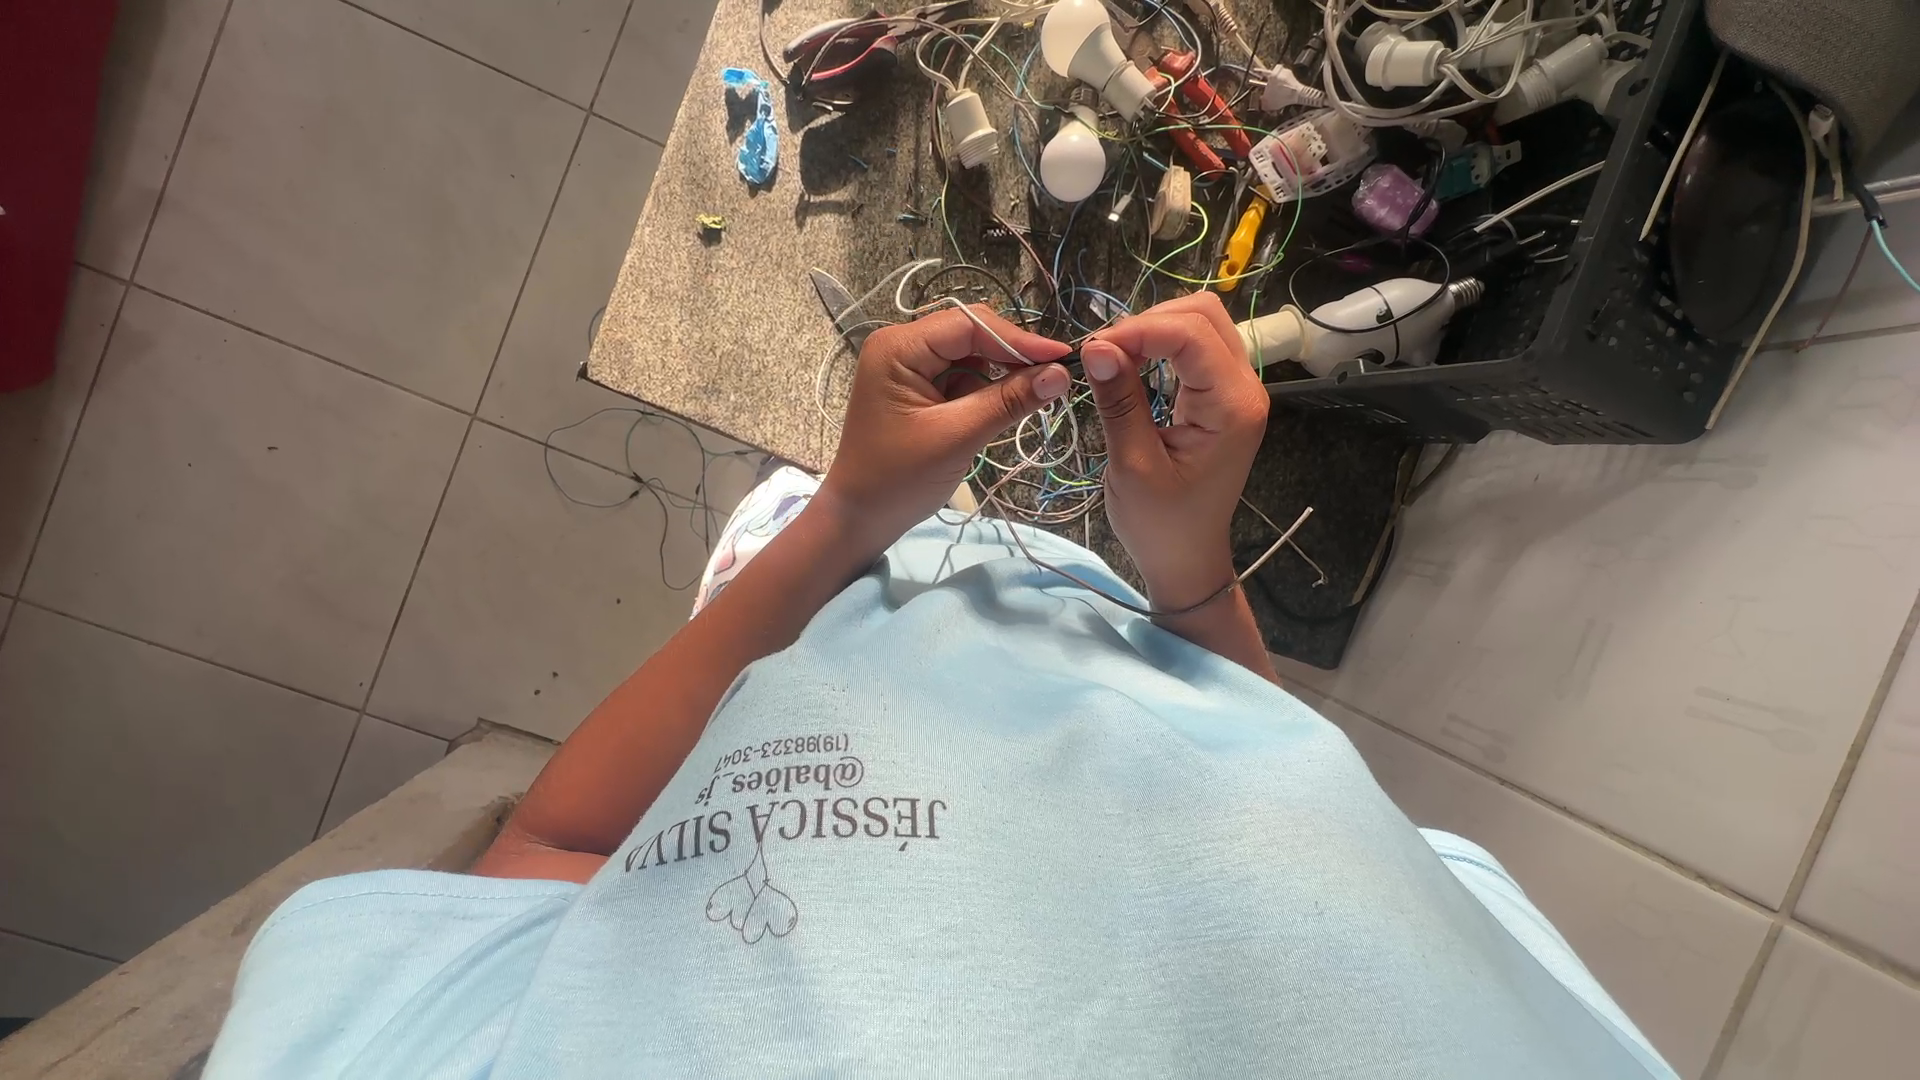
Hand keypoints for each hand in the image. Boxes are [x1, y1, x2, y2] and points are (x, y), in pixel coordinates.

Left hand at [820, 305, 1071, 555]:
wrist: (860, 517)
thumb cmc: (899, 479)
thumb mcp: (957, 438)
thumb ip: (1007, 402)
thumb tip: (1060, 375)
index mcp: (898, 347)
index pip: (969, 325)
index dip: (1019, 340)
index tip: (1062, 359)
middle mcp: (902, 346)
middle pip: (971, 334)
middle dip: (1010, 358)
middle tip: (1053, 380)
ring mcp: (908, 367)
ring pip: (971, 356)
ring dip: (999, 376)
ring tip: (1024, 401)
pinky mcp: (917, 389)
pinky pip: (961, 378)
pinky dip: (984, 392)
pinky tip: (994, 412)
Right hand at [1081, 293, 1268, 611]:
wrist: (1186, 560)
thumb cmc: (1160, 524)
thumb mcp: (1132, 465)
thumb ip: (1119, 401)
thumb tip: (1096, 347)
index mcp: (1232, 406)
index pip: (1191, 334)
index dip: (1138, 330)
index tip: (1092, 350)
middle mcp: (1244, 389)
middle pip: (1204, 315)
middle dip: (1148, 322)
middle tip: (1102, 353)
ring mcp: (1235, 392)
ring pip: (1200, 326)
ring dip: (1153, 331)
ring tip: (1112, 359)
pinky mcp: (1220, 399)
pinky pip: (1194, 351)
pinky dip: (1159, 347)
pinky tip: (1131, 366)